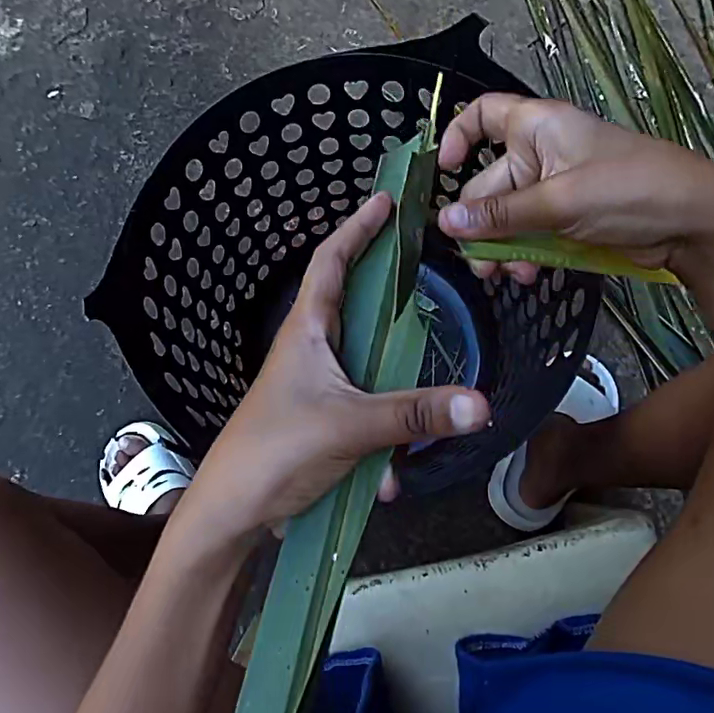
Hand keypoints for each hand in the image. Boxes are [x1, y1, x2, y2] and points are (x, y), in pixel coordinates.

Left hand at [176, 193, 490, 540]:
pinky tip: (384, 481)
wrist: (233, 510)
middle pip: (358, 313)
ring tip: (409, 439)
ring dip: (395, 404)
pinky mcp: (322, 424)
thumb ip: (414, 415)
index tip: (384, 202)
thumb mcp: (350, 426)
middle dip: (393, 311)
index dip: (356, 230)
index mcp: (306, 333)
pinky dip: (380, 446)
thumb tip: (480, 405)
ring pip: (370, 376)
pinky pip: (365, 421)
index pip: (330, 262)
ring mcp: (316, 390)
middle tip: (426, 296)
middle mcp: (311, 353)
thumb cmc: (274, 451)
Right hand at [435, 94, 713, 282]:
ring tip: (506, 276)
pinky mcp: (564, 220)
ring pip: (504, 218)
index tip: (443, 172)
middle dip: (480, 224)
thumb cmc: (630, 190)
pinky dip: (522, 255)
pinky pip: (527, 235)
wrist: (692, 222)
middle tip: (480, 263)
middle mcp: (540, 154)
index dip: (458, 136)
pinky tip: (529, 275)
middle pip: (487, 184)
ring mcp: (552, 189)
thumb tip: (445, 222)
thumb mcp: (559, 201)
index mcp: (538, 128)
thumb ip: (500, 214)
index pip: (484, 115)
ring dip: (499, 247)